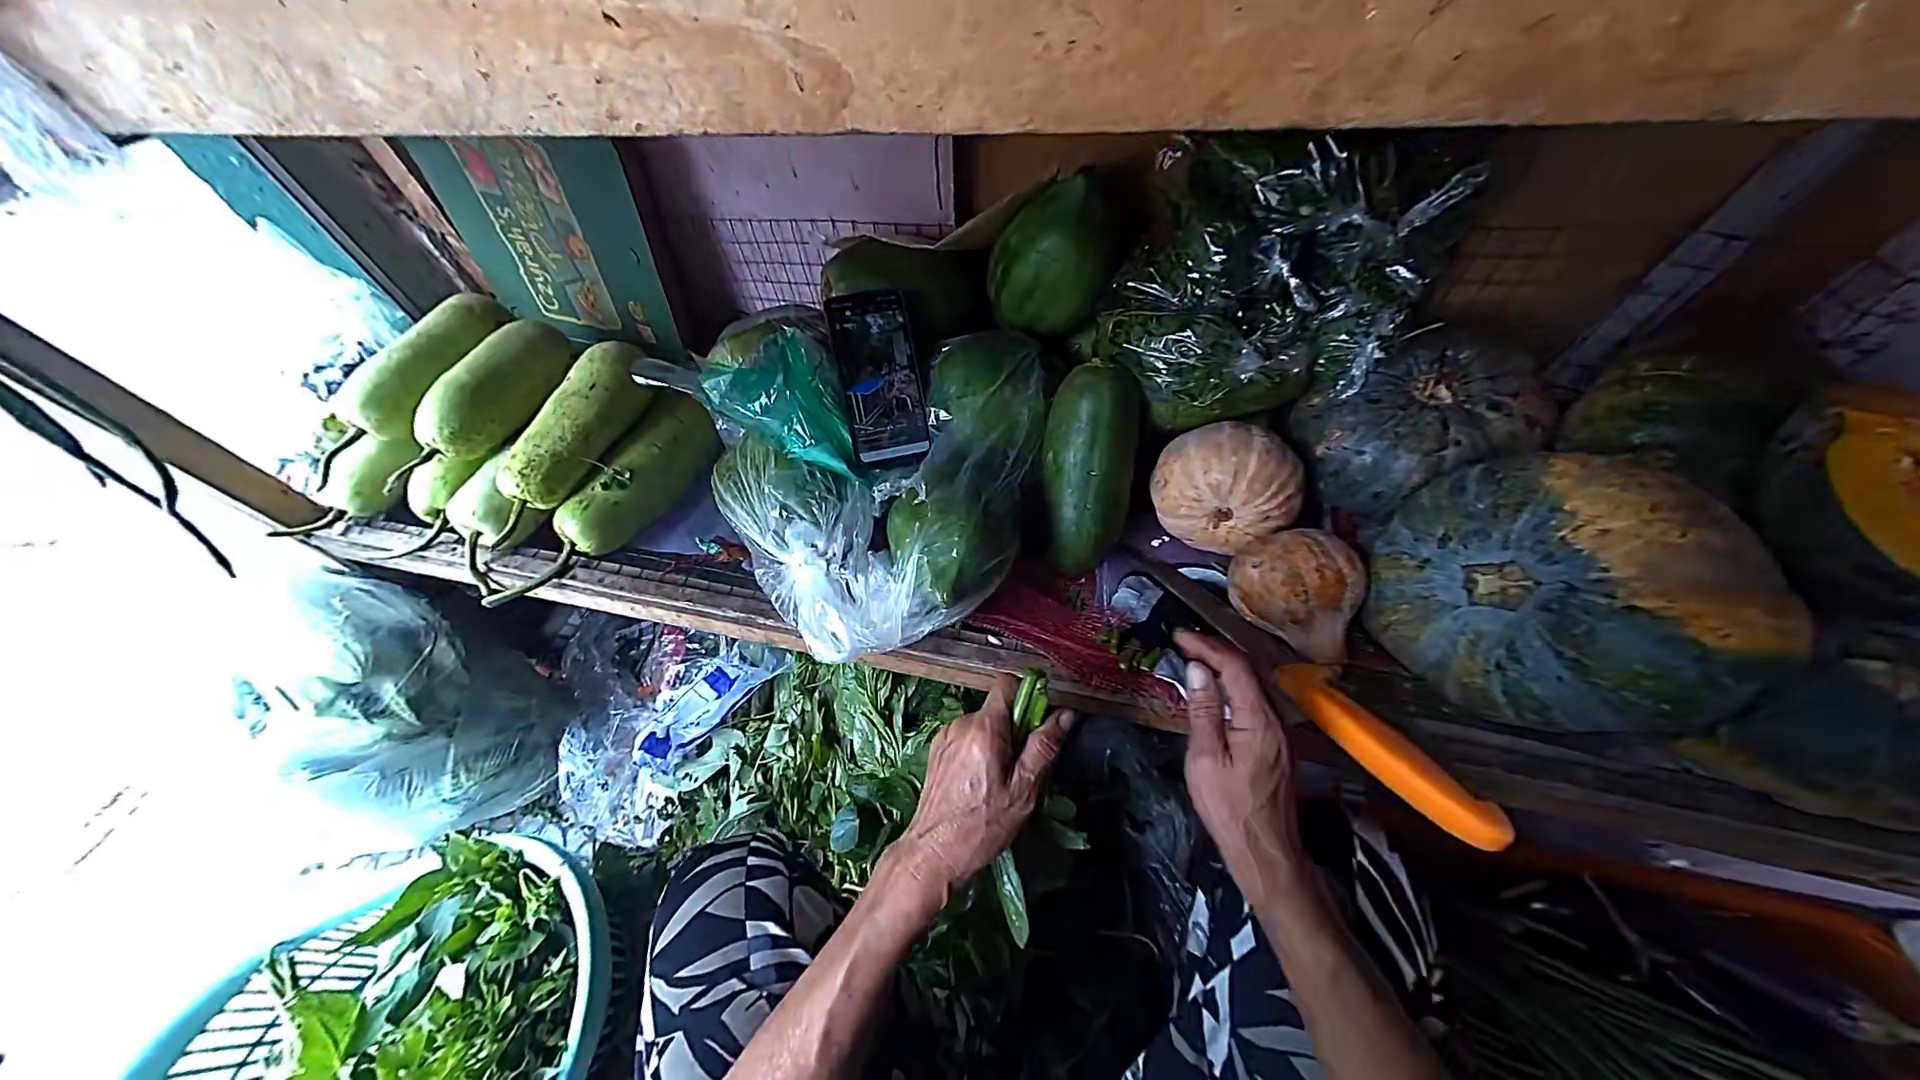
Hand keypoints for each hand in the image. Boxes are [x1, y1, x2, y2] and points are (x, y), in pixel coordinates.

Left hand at [886, 674, 1077, 909]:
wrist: (933, 853)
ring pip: (984, 725)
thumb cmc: (982, 826)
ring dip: (999, 743)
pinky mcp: (938, 751)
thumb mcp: (1023, 789)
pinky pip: (968, 738)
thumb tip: (1065, 714)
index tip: (1040, 724)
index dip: (1029, 696)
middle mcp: (961, 723)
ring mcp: (946, 736)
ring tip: (1002, 782)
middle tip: (1024, 768)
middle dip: (1016, 730)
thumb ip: (1044, 747)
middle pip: (998, 709)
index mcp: (983, 727)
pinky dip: (981, 752)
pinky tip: (982, 784)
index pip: (1008, 684)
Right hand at [1177, 631, 1306, 887]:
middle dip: (1216, 650)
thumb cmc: (1229, 808)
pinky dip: (1233, 686)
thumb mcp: (1206, 759)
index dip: (1206, 646)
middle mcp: (1277, 720)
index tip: (1179, 635)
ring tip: (1196, 658)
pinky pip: (1256, 701)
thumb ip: (1204, 710)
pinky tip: (1216, 690)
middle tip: (1185, 642)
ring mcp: (1280, 733)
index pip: (1235, 667)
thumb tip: (1198, 670)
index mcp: (1259, 719)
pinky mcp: (1277, 745)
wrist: (1266, 852)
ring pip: (1254, 684)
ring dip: (1225, 666)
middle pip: (1250, 670)